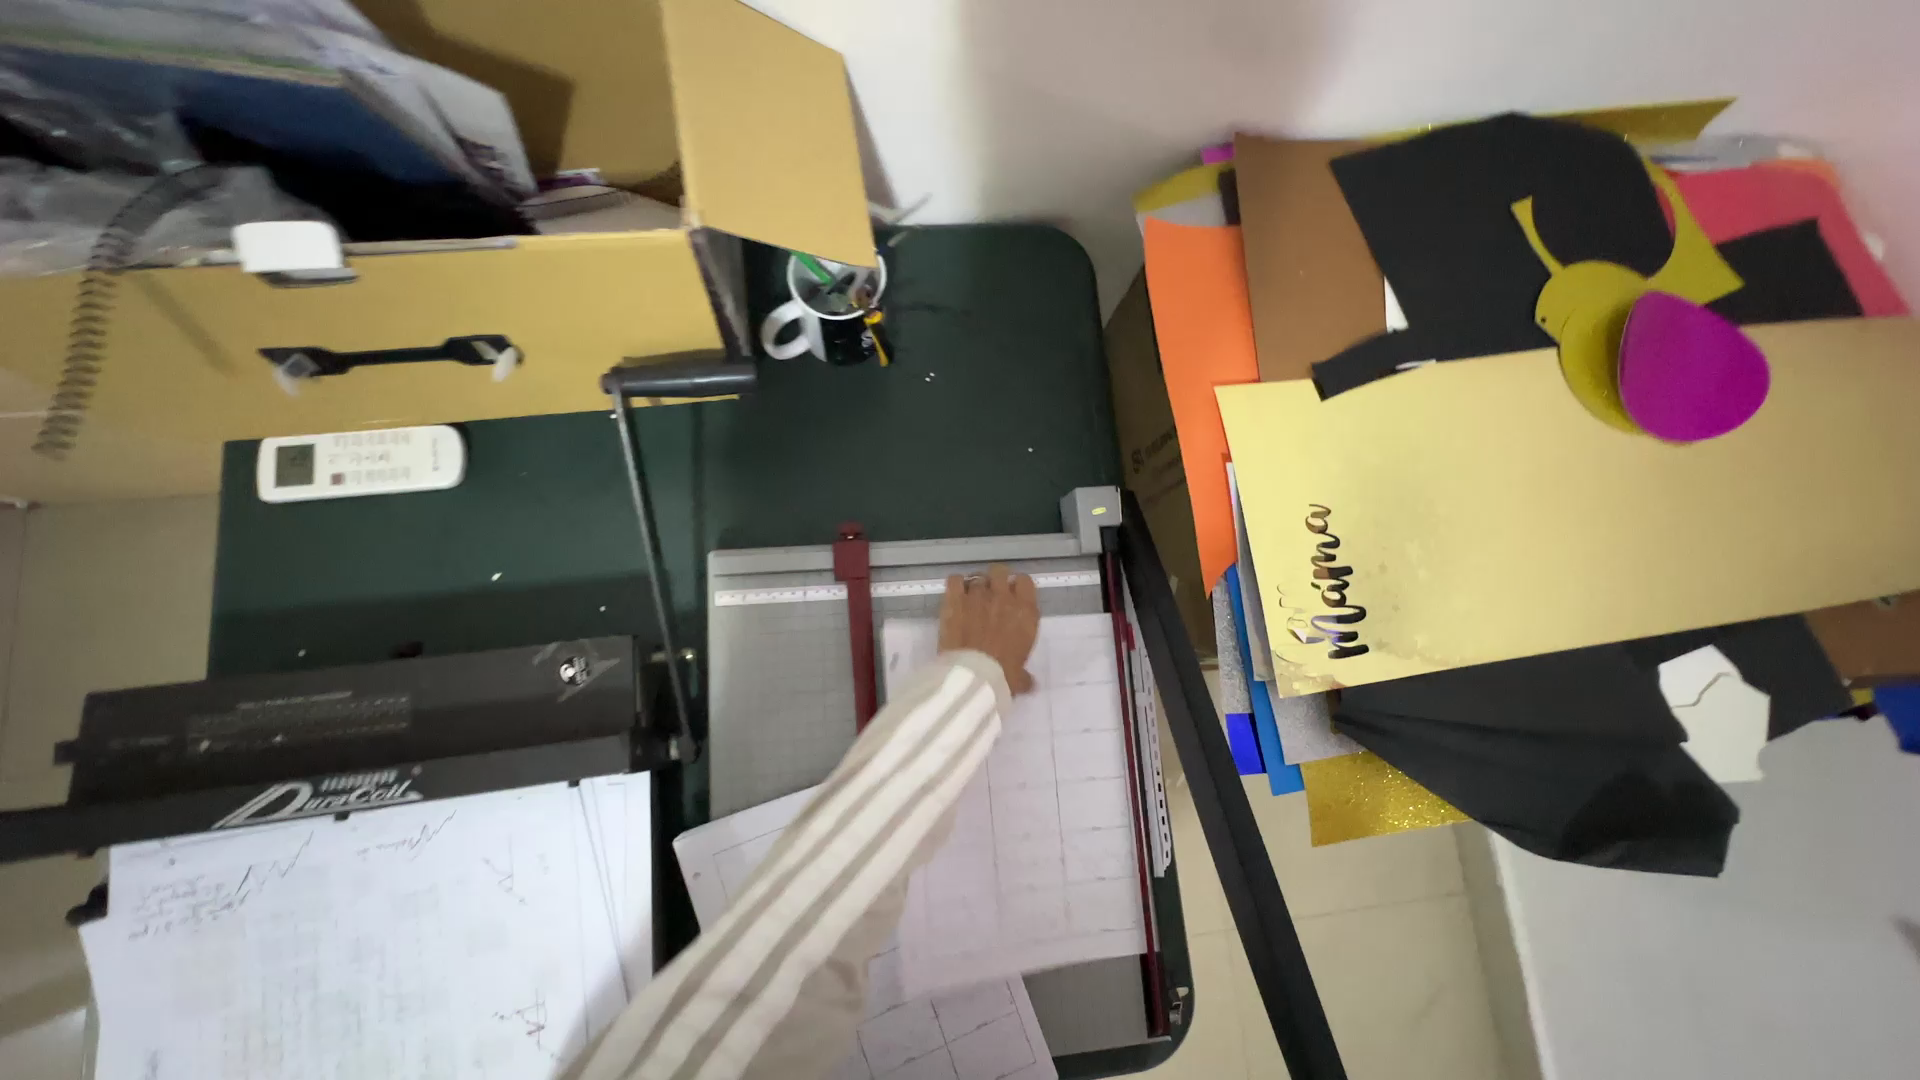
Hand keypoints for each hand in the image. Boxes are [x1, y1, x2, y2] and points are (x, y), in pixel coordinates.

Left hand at [939, 564, 1039, 693]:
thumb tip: (1030, 684)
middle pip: (1000, 571)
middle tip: (991, 595)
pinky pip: (955, 579)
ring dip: (975, 585)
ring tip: (970, 599)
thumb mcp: (1019, 677)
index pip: (1025, 581)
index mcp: (1025, 611)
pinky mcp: (955, 599)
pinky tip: (955, 595)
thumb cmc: (1002, 674)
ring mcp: (978, 595)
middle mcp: (1003, 597)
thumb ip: (1025, 675)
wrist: (973, 674)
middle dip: (996, 580)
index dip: (1017, 587)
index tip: (1012, 596)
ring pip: (977, 576)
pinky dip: (955, 585)